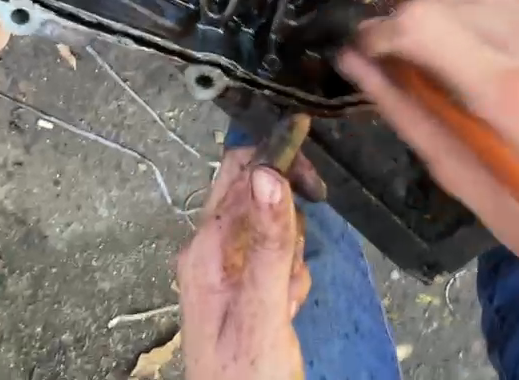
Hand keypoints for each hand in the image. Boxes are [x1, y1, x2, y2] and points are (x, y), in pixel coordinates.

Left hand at [177, 147, 311, 379]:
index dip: (275, 160)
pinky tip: (288, 306)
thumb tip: (268, 171)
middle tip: (297, 252)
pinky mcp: (244, 288)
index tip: (312, 169)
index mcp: (206, 245)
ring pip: (271, 228)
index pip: (240, 173)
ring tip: (288, 295)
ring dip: (290, 252)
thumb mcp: (263, 310)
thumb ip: (268, 242)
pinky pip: (275, 258)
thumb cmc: (247, 376)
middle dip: (286, 217)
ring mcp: (227, 269)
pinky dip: (290, 275)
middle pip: (255, 195)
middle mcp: (211, 249)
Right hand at [336, 0, 518, 291]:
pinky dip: (468, 14)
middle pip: (439, 0)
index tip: (363, 51)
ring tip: (428, 55)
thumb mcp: (457, 174)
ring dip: (434, 15)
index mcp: (511, 95)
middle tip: (392, 60)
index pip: (422, 23)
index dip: (380, 32)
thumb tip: (352, 62)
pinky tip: (467, 49)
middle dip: (404, 24)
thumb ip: (402, 108)